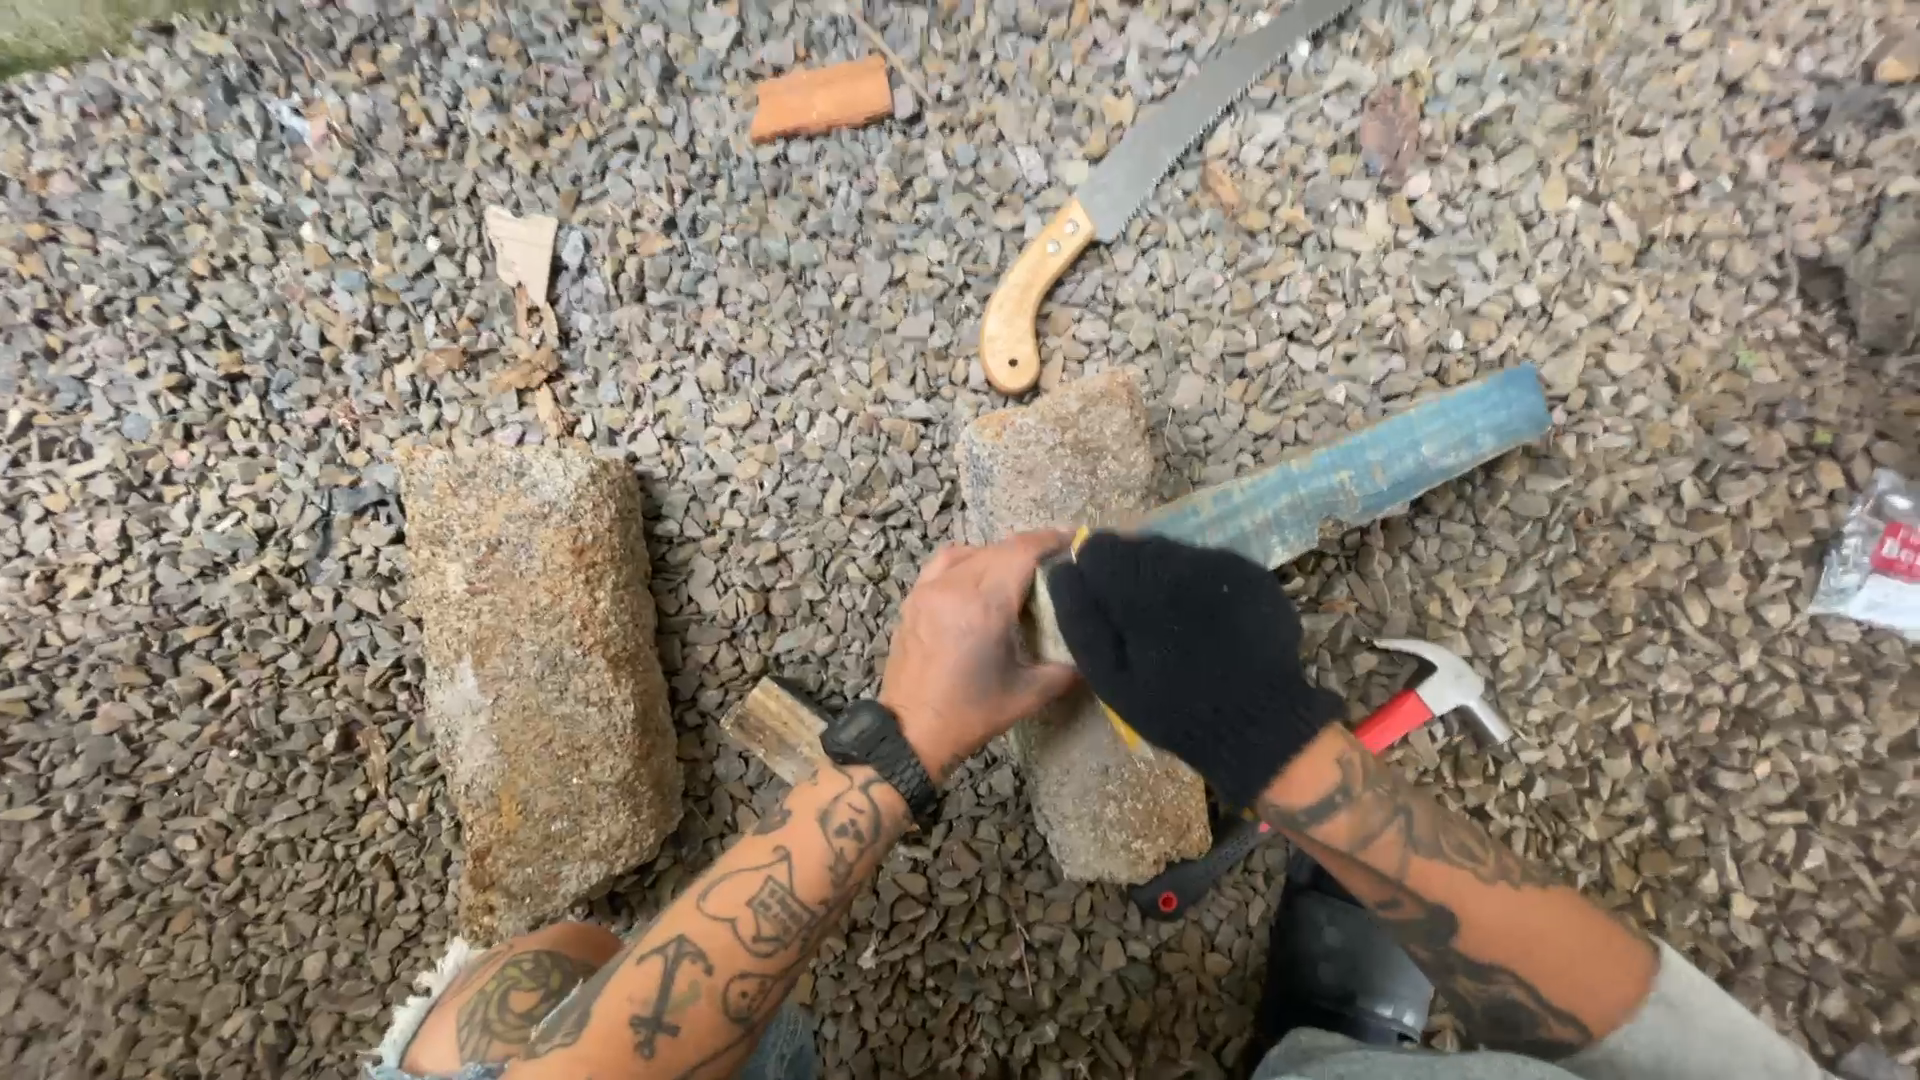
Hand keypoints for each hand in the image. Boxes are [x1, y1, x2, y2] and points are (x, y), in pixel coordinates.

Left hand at [880, 531, 1080, 783]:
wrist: (911, 733)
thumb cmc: (971, 714)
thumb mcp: (1028, 694)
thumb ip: (1066, 668)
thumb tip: (1090, 651)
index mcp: (984, 605)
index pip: (1021, 552)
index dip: (1049, 540)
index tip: (1072, 540)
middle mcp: (953, 587)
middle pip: (999, 550)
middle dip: (1030, 550)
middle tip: (1055, 562)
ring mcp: (928, 590)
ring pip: (972, 552)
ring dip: (999, 555)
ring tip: (1019, 571)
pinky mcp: (913, 599)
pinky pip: (945, 563)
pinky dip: (968, 560)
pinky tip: (980, 576)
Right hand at [1043, 532, 1343, 809]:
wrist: (1258, 723)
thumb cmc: (1173, 706)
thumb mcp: (1109, 676)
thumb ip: (1080, 618)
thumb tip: (1062, 569)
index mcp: (1140, 584)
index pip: (1099, 547)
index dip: (1094, 574)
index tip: (1104, 606)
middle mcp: (1182, 560)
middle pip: (1137, 545)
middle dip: (1129, 575)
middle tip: (1140, 621)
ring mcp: (1222, 562)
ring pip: (1174, 552)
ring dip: (1164, 576)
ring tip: (1175, 622)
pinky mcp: (1252, 572)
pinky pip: (1209, 563)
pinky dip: (1199, 583)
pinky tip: (1208, 621)